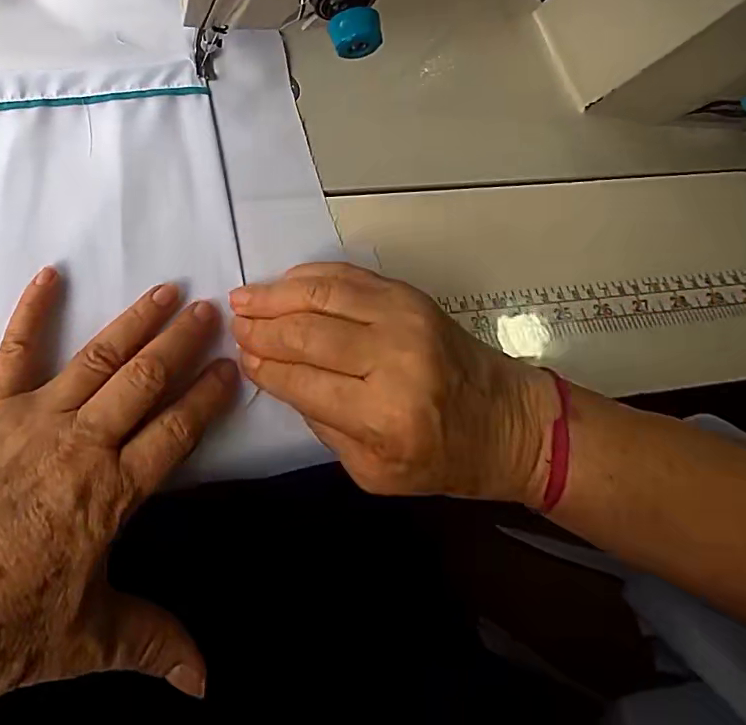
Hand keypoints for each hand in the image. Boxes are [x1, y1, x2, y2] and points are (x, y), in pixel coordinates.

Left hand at [0, 269, 238, 723]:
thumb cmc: (5, 626)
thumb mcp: (88, 641)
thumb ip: (152, 643)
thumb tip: (204, 681)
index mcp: (111, 495)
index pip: (175, 435)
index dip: (206, 399)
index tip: (229, 368)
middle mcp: (80, 444)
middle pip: (143, 382)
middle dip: (179, 343)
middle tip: (208, 310)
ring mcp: (33, 418)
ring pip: (96, 359)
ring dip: (132, 323)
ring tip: (162, 292)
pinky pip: (14, 349)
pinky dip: (32, 309)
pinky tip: (49, 275)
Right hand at [228, 262, 554, 505]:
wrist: (511, 421)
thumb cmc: (441, 456)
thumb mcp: (373, 470)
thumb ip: (320, 423)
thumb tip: (274, 373)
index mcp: (386, 417)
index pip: (302, 381)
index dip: (263, 367)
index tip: (241, 356)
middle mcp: (396, 362)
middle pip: (305, 335)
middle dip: (260, 330)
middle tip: (234, 325)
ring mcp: (404, 320)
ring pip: (319, 296)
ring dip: (273, 296)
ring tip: (243, 299)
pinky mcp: (409, 296)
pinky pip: (344, 276)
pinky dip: (305, 277)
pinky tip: (280, 284)